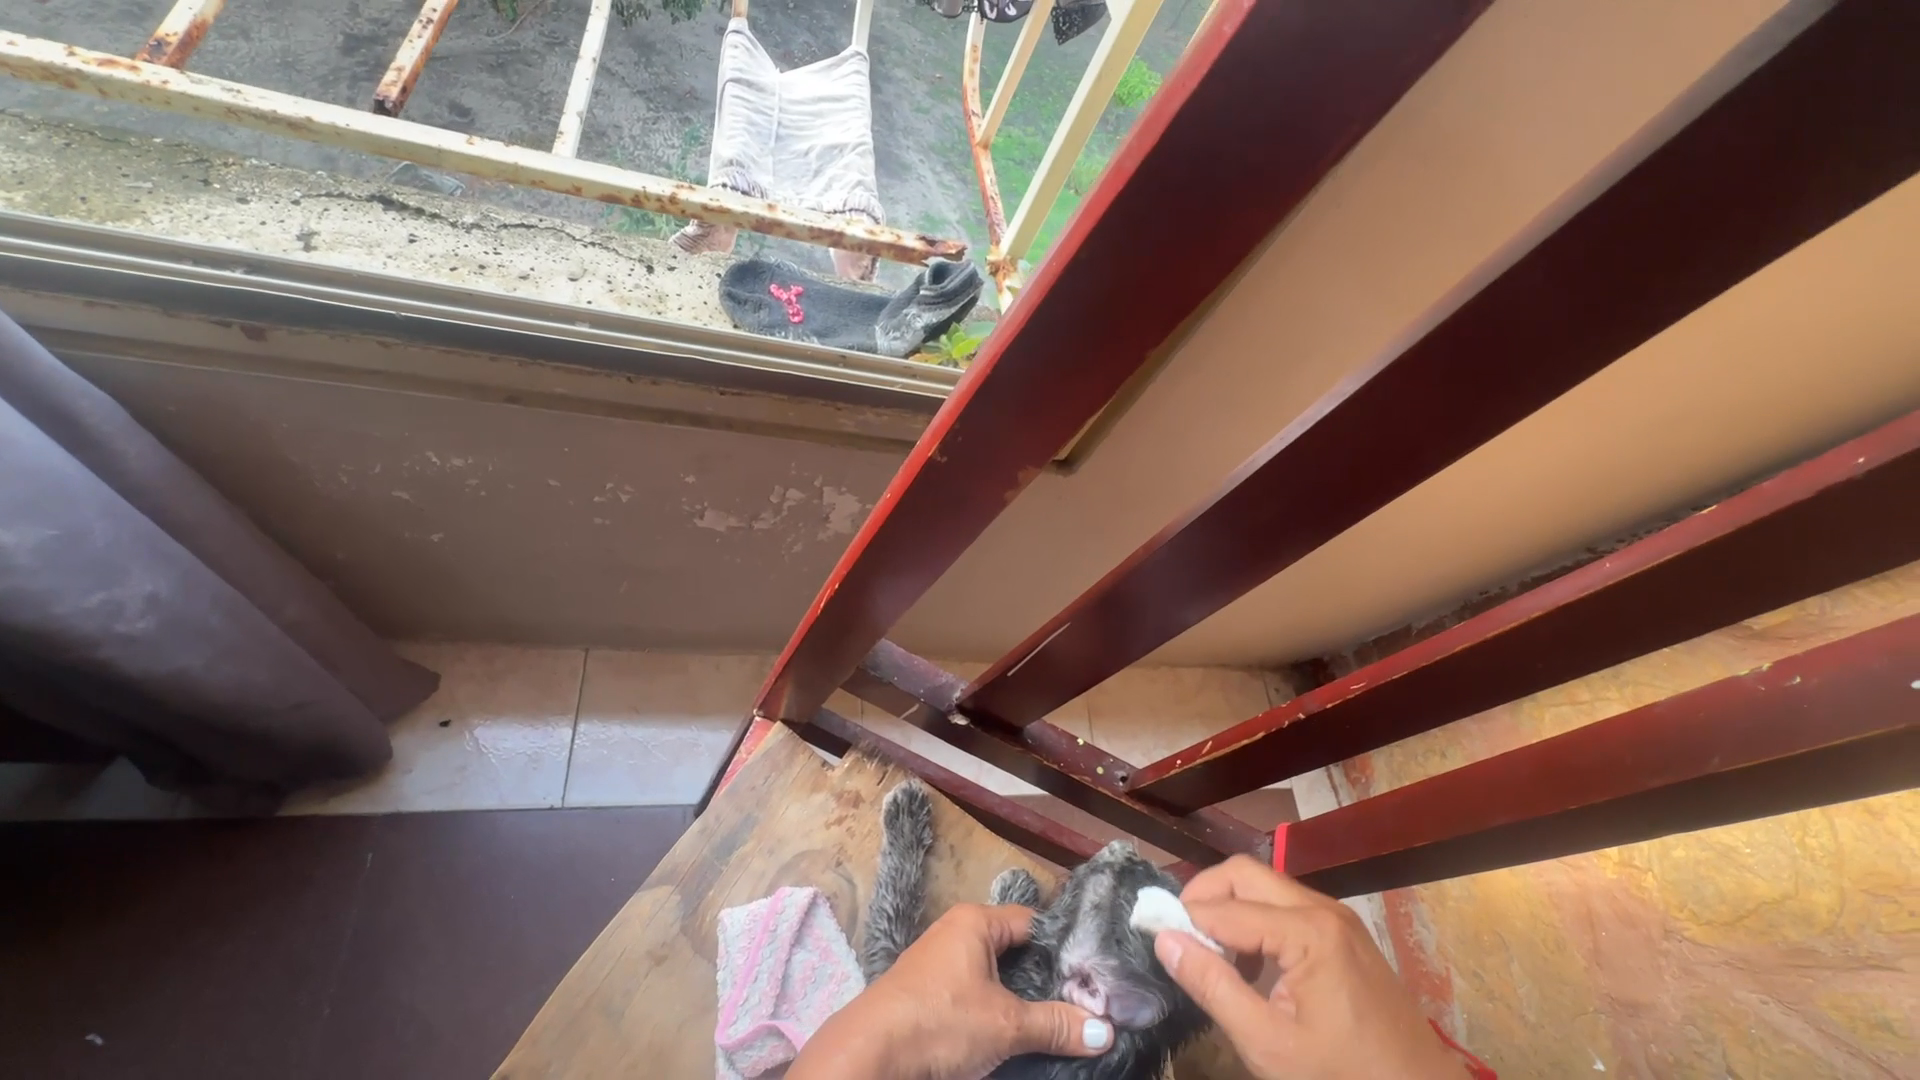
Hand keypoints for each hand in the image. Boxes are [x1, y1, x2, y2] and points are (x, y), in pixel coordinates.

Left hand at [790, 903, 1111, 1079]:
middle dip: (1045, 977)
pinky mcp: (928, 994)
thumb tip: (1106, 1031)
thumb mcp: (1005, 1025)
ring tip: (1058, 1021)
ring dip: (1019, 998)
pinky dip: (995, 1010)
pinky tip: (1015, 1033)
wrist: (870, 1055)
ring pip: (994, 974)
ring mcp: (939, 963)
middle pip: (1014, 948)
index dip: (1064, 945)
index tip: (1095, 973)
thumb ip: (1054, 1025)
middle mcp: (956, 932)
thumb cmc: (940, 1022)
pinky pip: (974, 993)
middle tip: (1085, 1002)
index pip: (1032, 922)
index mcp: (975, 922)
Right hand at [1152, 856, 1462, 1079]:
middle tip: (1178, 936)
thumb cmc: (1343, 1078)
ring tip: (1210, 954)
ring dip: (1230, 908)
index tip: (1151, 937)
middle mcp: (1323, 908)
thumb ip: (1212, 986)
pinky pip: (1287, 906)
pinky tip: (1249, 964)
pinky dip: (1257, 920)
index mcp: (1307, 931)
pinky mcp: (1346, 935)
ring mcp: (1338, 919)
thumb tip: (1164, 939)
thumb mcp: (1268, 1043)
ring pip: (1265, 886)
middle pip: (1244, 874)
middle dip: (1204, 896)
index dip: (1182, 920)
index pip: (1223, 908)